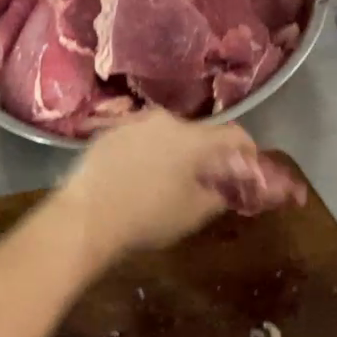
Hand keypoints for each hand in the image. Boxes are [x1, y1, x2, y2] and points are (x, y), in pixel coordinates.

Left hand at [54, 110, 260, 259]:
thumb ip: (221, 192)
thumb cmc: (148, 216)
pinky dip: (146, 152)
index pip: (234, 134)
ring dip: (174, 151)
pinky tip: (138, 175)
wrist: (87, 215)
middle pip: (197, 132)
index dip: (247, 150)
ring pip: (165, 134)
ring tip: (170, 177)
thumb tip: (229, 184)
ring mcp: (132, 123)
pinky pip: (138, 138)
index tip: (248, 168)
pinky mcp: (107, 132)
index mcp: (192, 138)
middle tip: (207, 178)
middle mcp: (164, 120)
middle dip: (206, 153)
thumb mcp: (195, 212)